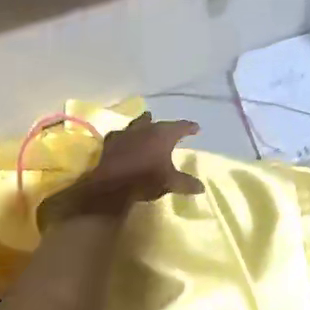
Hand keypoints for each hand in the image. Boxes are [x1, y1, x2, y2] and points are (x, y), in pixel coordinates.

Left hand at [40, 114, 202, 228]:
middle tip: (167, 126)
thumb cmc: (144, 179)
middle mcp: (144, 129)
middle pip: (156, 122)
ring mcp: (124, 134)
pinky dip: (125, 138)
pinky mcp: (108, 143)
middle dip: (163, 124)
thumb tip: (202, 187)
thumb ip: (186, 183)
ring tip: (145, 126)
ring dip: (142, 126)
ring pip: (136, 125)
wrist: (108, 184)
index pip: (180, 126)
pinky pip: (120, 136)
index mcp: (162, 135)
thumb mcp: (170, 183)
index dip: (189, 127)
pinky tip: (124, 142)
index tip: (196, 127)